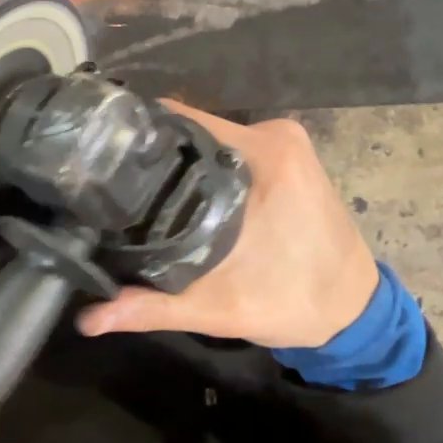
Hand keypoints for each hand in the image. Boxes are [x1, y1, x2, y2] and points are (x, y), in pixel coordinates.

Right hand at [77, 103, 378, 347]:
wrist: (354, 314)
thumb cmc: (293, 302)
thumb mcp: (216, 308)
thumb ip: (150, 308)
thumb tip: (88, 319)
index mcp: (262, 156)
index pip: (175, 122)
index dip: (129, 139)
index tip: (92, 162)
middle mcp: (272, 137)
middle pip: (184, 130)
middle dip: (144, 156)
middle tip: (100, 186)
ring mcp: (280, 145)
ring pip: (201, 141)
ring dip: (167, 164)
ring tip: (123, 191)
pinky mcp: (283, 158)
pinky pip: (221, 152)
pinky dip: (193, 170)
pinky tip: (165, 195)